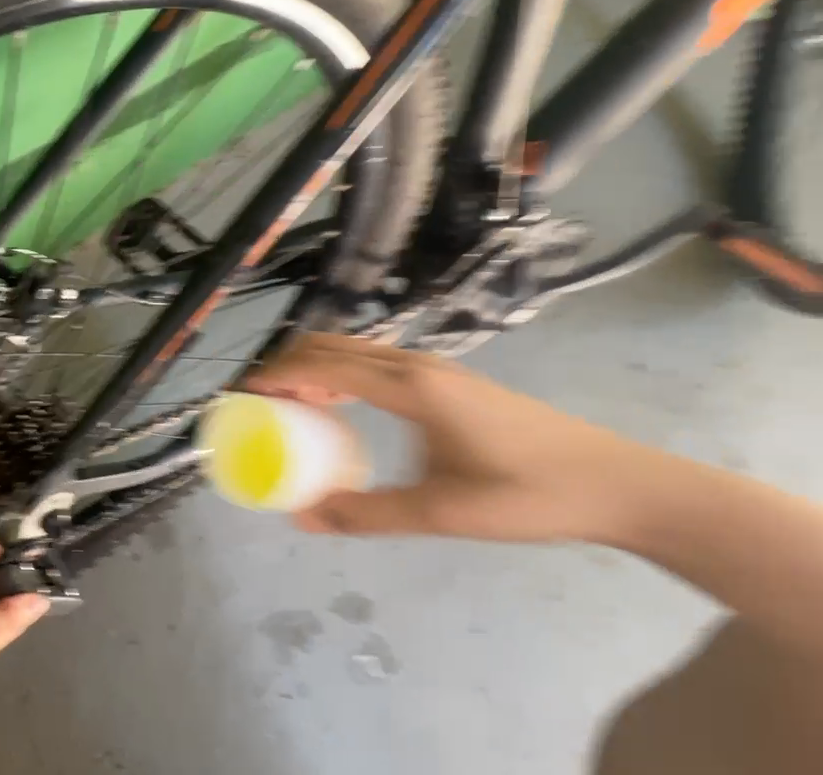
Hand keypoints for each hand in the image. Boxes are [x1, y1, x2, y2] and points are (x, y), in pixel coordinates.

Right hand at [243, 333, 653, 543]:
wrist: (624, 485)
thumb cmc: (532, 495)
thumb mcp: (443, 513)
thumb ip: (368, 513)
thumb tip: (301, 519)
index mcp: (412, 387)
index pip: (323, 365)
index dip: (275, 375)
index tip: (240, 393)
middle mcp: (418, 365)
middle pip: (332, 345)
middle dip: (285, 364)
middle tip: (255, 398)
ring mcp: (437, 368)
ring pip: (354, 349)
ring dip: (313, 364)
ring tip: (288, 400)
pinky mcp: (450, 379)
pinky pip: (374, 360)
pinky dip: (340, 371)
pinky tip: (342, 403)